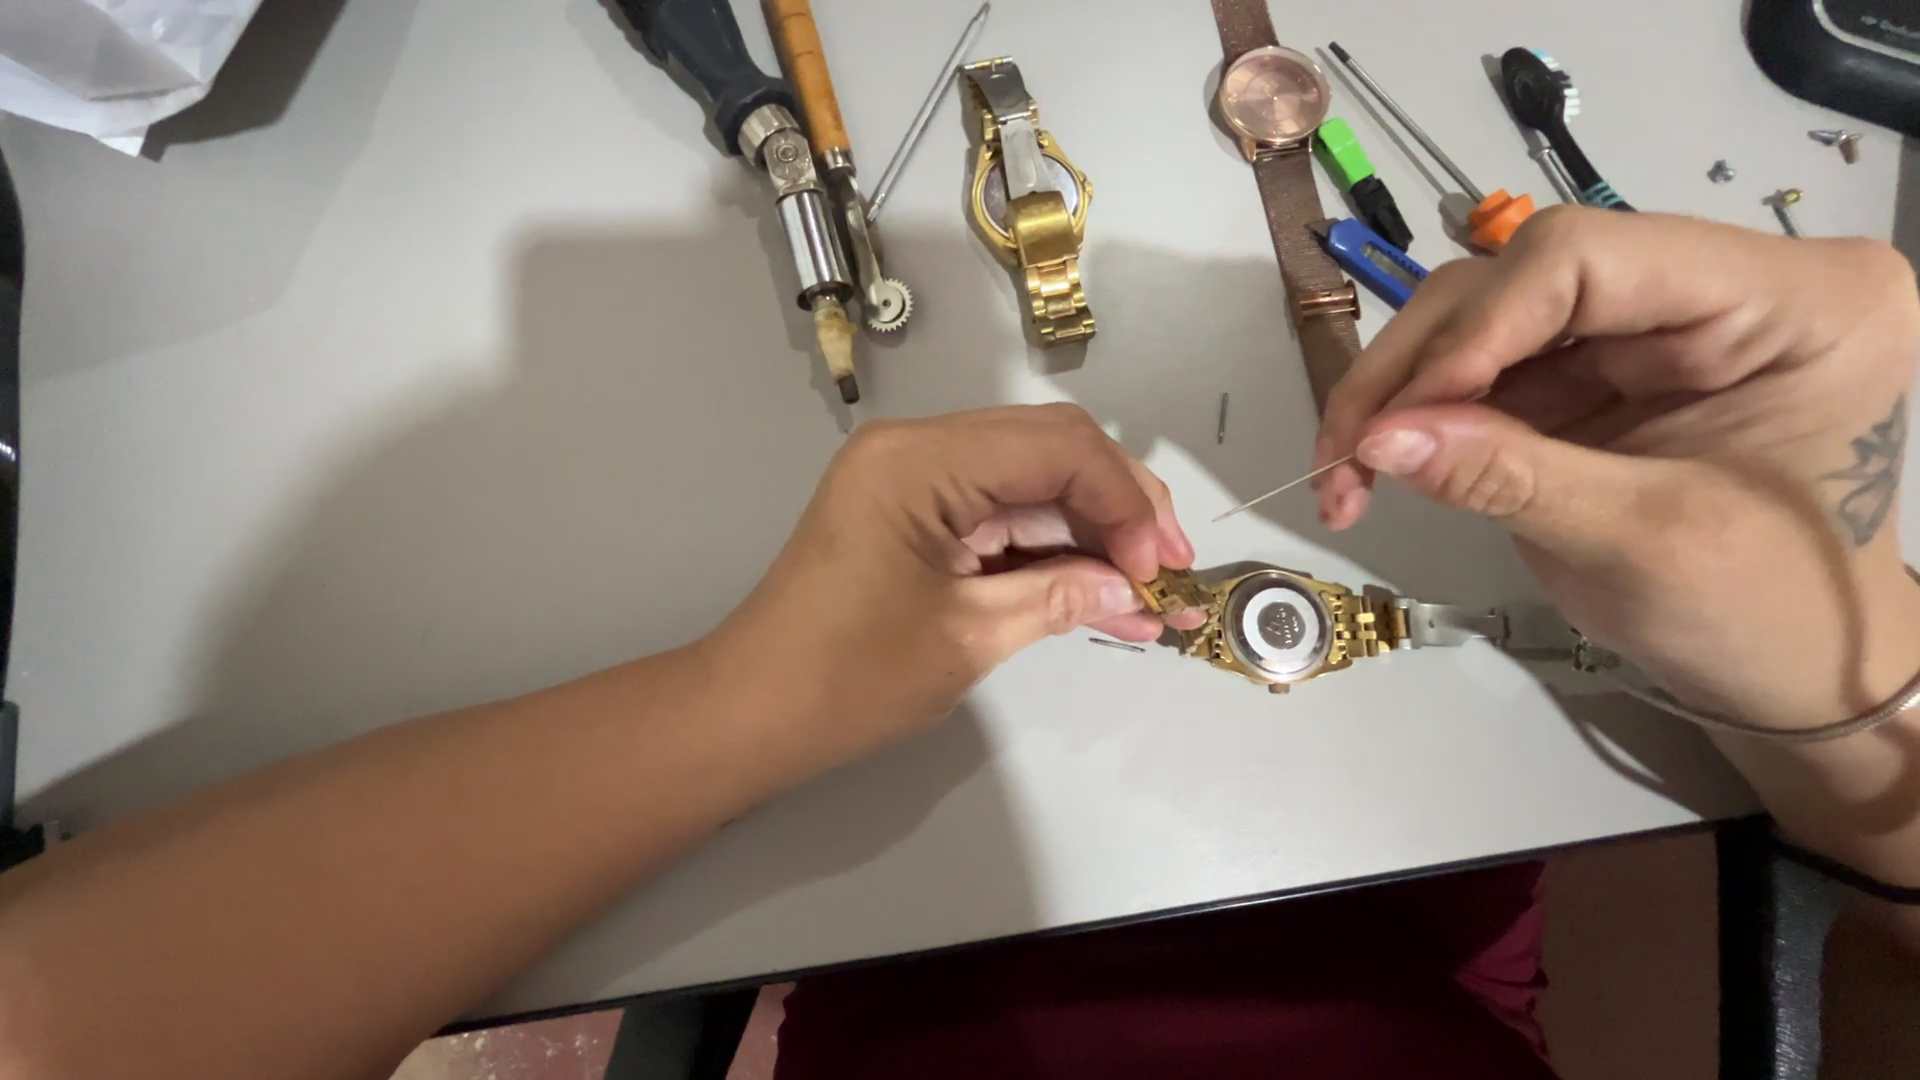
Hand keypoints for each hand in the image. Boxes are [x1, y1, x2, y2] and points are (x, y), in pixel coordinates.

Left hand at [709, 405, 1200, 770]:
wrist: (756, 710)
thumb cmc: (849, 678)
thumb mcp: (968, 637)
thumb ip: (1059, 595)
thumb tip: (1134, 587)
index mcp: (920, 461)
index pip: (1056, 447)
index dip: (1124, 500)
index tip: (1157, 570)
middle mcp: (916, 447)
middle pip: (1049, 449)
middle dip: (1117, 506)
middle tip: (1164, 570)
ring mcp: (913, 474)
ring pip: (1031, 480)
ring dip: (1089, 530)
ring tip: (1143, 589)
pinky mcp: (916, 509)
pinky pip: (1000, 511)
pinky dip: (1048, 546)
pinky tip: (1095, 586)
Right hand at [1313, 208, 1919, 731]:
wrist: (1776, 658)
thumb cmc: (1758, 609)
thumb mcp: (1640, 542)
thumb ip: (1507, 477)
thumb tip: (1375, 438)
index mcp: (1784, 301)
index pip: (1583, 259)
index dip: (1472, 331)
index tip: (1397, 424)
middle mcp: (1696, 292)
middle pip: (1501, 285)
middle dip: (1405, 373)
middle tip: (1339, 459)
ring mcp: (1623, 333)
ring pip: (1459, 324)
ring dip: (1385, 401)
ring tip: (1341, 478)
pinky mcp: (1569, 375)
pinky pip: (1456, 375)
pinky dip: (1399, 424)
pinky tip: (1367, 472)